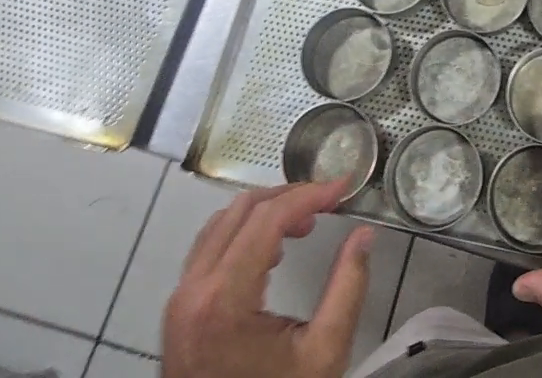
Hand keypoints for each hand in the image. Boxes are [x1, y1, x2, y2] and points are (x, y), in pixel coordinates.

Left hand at [163, 180, 373, 377]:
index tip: (344, 188)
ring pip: (220, 223)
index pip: (268, 218)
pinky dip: (242, 232)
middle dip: (289, 197)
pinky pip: (208, 247)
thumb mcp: (324, 353)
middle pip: (241, 210)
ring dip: (265, 212)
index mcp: (224, 299)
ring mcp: (179, 299)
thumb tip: (364, 235)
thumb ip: (348, 287)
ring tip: (306, 223)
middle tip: (328, 202)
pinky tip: (272, 249)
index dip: (310, 195)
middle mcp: (192, 289)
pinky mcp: (178, 309)